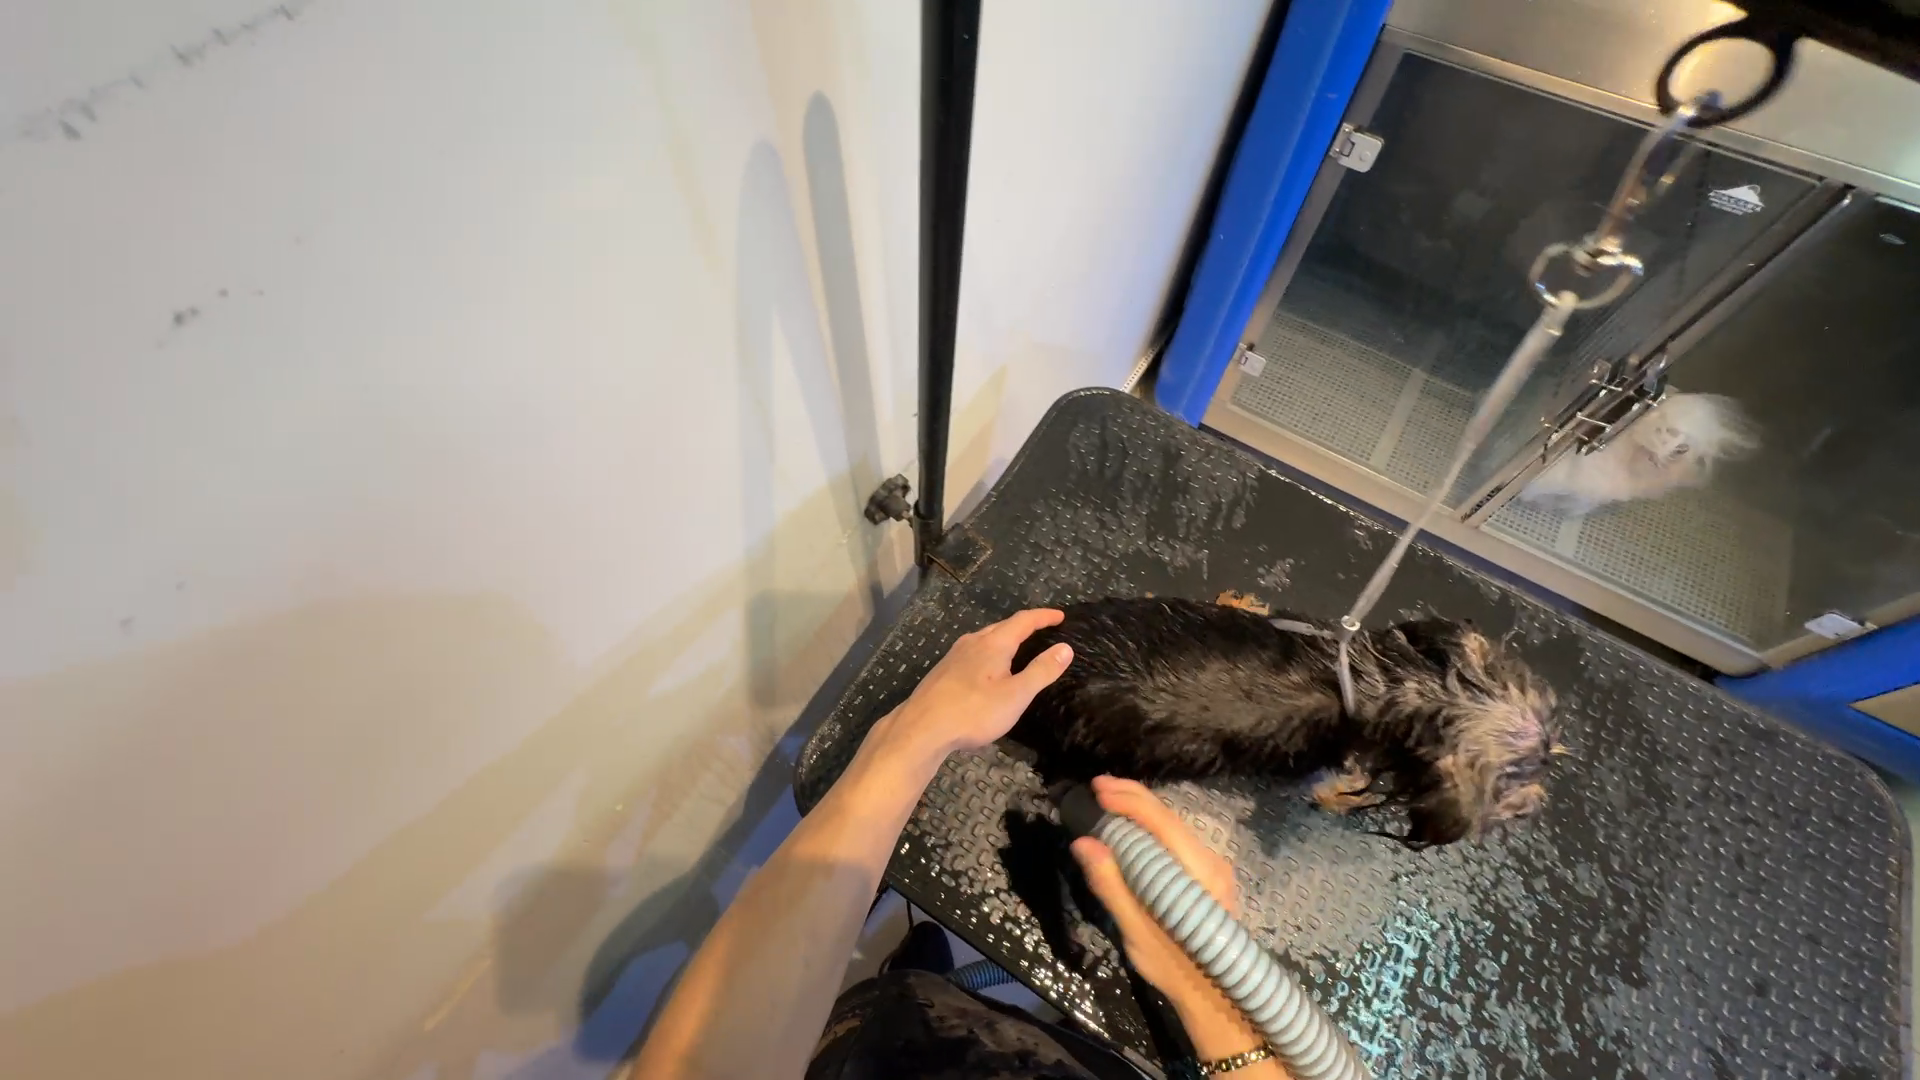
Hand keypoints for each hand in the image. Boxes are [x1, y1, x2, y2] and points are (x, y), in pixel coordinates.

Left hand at [862, 608, 1073, 770]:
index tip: (1060, 616)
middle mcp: (973, 642)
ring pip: (985, 638)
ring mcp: (955, 655)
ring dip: (1004, 638)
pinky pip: (973, 651)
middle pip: (1002, 626)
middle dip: (1024, 626)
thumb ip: (1041, 671)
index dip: (1043, 617)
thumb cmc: (974, 711)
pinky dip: (989, 651)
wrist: (923, 727)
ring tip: (1017, 646)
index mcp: (993, 644)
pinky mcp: (944, 670)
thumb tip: (1065, 648)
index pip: (1023, 621)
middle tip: (1042, 629)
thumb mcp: (1016, 695)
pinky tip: (987, 668)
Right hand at [1072, 777, 1281, 1071]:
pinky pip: (1174, 837)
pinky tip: (1130, 824)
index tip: (1098, 790)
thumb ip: (1111, 886)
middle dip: (1131, 796)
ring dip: (1139, 807)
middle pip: (1167, 816)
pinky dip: (1149, 824)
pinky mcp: (1207, 874)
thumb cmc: (1176, 968)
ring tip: (1108, 798)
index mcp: (1199, 872)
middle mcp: (1211, 860)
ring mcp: (1212, 866)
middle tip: (1097, 785)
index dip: (1129, 801)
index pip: (1162, 822)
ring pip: (1172, 823)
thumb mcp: (1138, 933)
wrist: (1219, 1000)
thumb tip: (1082, 842)